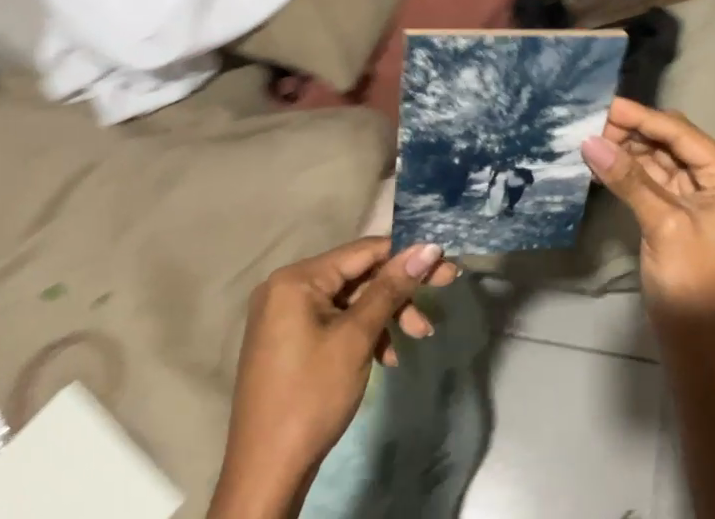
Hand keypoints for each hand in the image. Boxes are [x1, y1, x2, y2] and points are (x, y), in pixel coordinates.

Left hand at [211, 238, 458, 518]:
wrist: (268, 468)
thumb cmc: (312, 394)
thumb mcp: (357, 337)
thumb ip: (392, 288)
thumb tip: (429, 247)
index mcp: (296, 279)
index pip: (363, 251)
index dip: (407, 255)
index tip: (446, 264)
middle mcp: (288, 288)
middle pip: (359, 276)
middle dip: (401, 291)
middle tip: (445, 291)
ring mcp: (287, 316)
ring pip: (352, 302)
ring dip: (388, 316)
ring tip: (420, 337)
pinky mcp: (293, 341)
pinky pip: (338, 323)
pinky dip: (366, 334)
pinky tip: (389, 358)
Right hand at [582, 99, 714, 340]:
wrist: (700, 342)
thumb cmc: (692, 282)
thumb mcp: (662, 225)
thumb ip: (629, 179)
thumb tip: (590, 141)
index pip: (682, 134)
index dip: (642, 118)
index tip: (603, 105)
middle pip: (672, 142)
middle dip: (633, 132)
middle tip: (589, 125)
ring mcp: (702, 195)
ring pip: (661, 159)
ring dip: (629, 151)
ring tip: (589, 140)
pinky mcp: (682, 211)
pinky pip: (655, 181)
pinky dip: (631, 172)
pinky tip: (603, 163)